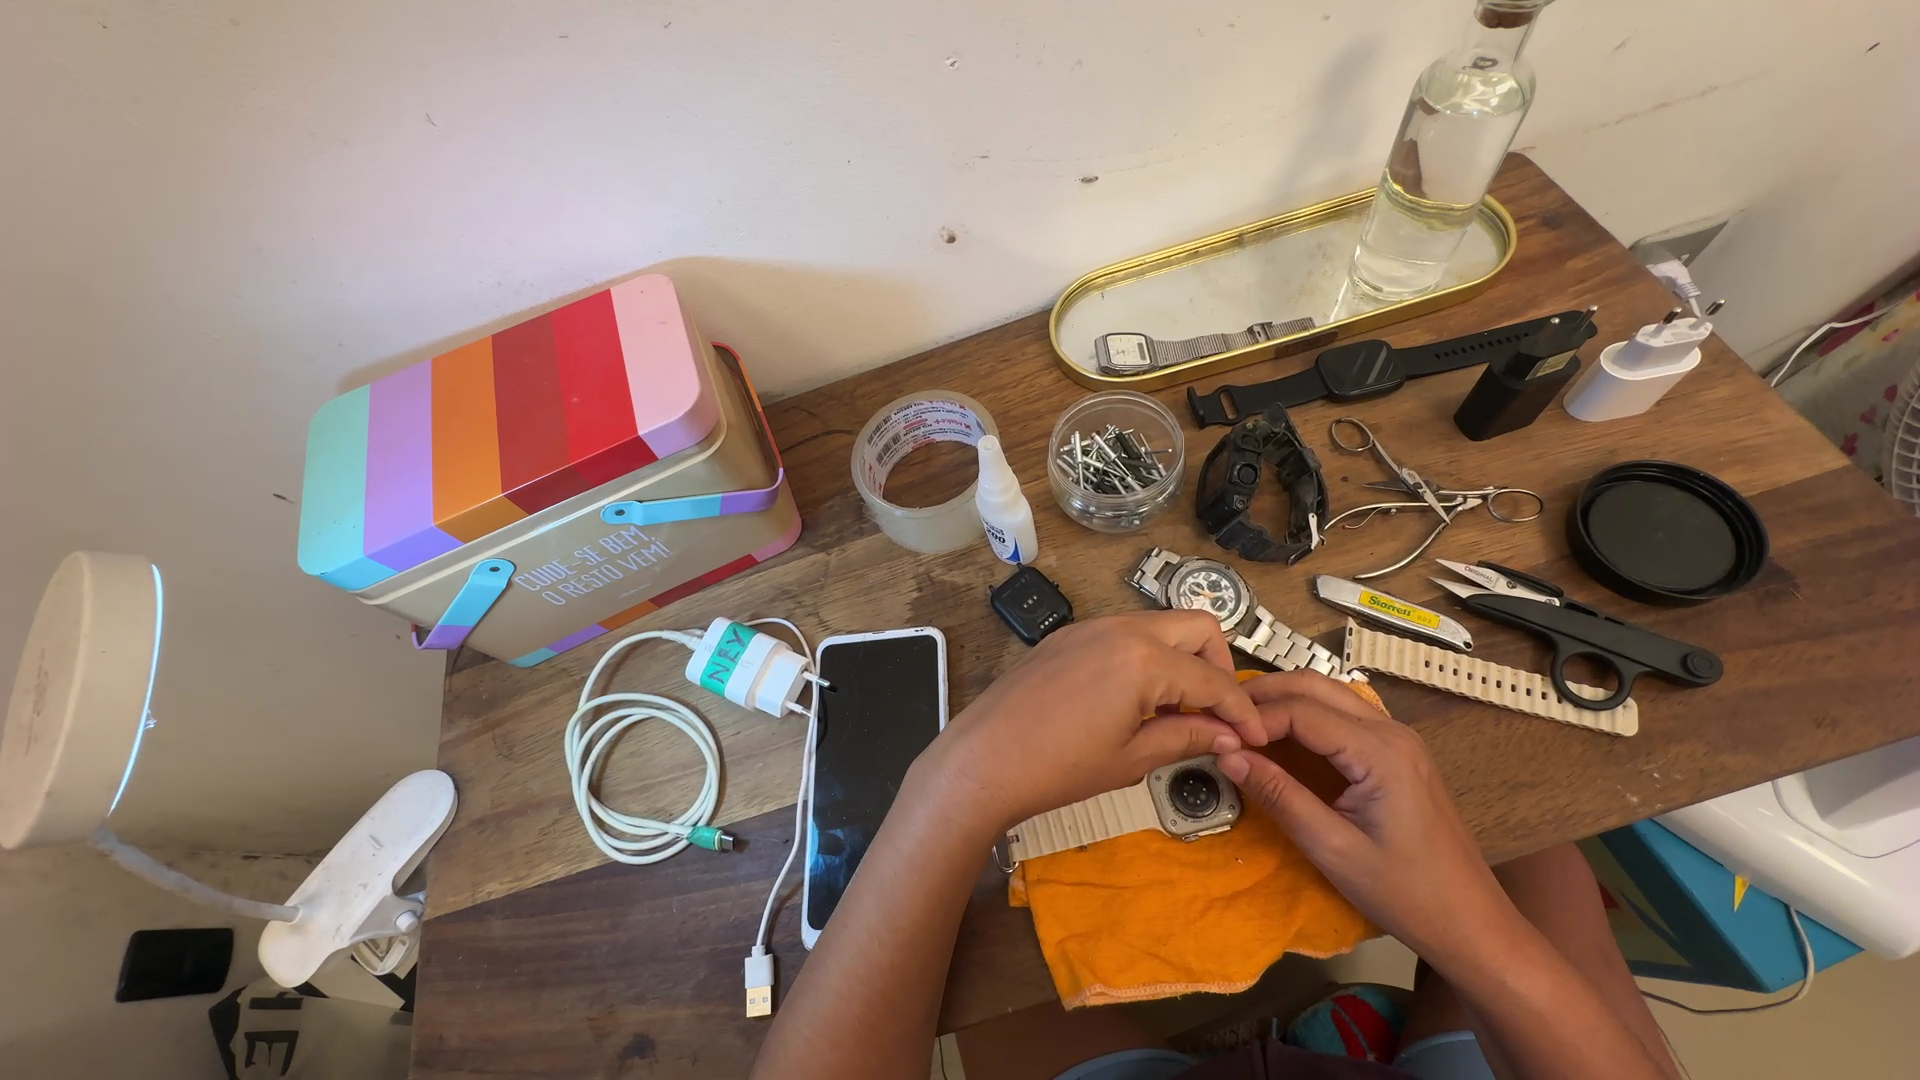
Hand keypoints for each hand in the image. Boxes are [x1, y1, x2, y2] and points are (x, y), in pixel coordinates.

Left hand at [918, 610, 1264, 835]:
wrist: (982, 760)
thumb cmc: (1058, 768)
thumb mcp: (1132, 759)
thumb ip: (1187, 737)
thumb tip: (1228, 736)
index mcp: (1143, 658)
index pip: (1213, 680)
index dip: (1242, 711)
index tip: (1256, 737)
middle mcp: (1120, 628)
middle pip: (1195, 627)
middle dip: (1218, 666)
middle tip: (1217, 712)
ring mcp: (1088, 627)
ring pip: (1158, 626)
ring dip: (1180, 660)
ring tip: (1175, 712)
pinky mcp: (1066, 637)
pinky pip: (1123, 634)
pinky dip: (1145, 658)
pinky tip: (1135, 700)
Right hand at [1216, 672, 1510, 964]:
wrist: (1472, 924)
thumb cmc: (1405, 892)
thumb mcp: (1332, 848)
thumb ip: (1279, 795)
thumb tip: (1228, 755)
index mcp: (1380, 751)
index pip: (1300, 711)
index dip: (1254, 719)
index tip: (1218, 738)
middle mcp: (1392, 731)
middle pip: (1314, 685)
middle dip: (1263, 695)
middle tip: (1221, 717)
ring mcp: (1398, 738)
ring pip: (1328, 692)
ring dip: (1283, 700)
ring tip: (1242, 725)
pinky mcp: (1397, 751)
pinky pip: (1342, 713)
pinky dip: (1304, 714)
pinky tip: (1280, 737)